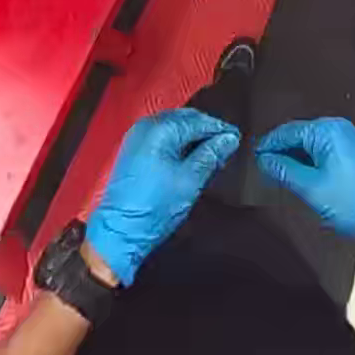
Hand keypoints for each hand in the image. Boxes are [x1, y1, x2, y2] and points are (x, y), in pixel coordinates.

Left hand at [85, 108, 239, 285]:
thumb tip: (231, 138)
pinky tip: (190, 155)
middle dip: (207, 131)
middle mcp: (148, 125)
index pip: (199, 121)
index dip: (220, 129)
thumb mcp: (190, 181)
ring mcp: (138, 135)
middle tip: (225, 146)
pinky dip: (179, 142)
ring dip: (194, 136)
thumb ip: (211, 155)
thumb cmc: (156, 207)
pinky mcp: (133, 148)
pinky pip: (163, 136)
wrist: (117, 235)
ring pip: (175, 127)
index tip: (237, 138)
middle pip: (186, 119)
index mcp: (161, 128)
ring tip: (211, 152)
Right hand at [256, 117, 354, 308]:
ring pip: (311, 143)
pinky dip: (309, 160)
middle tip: (263, 170)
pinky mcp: (352, 151)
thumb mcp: (311, 188)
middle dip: (281, 150)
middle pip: (299, 134)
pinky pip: (323, 149)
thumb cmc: (350, 202)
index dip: (269, 145)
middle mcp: (337, 126)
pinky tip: (300, 176)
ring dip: (295, 157)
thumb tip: (264, 159)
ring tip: (278, 176)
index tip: (253, 160)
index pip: (288, 130)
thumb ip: (284, 170)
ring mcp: (346, 137)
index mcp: (327, 129)